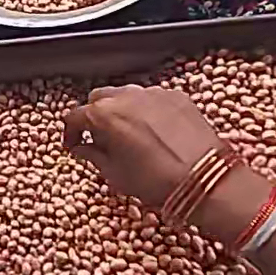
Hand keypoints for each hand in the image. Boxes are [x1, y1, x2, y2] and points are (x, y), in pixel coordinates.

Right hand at [62, 85, 230, 209]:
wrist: (205, 180)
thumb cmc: (156, 180)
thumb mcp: (114, 173)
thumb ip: (93, 155)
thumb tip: (83, 148)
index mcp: (103, 115)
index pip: (75, 116)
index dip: (70, 132)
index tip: (73, 144)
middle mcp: (126, 97)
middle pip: (98, 99)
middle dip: (94, 116)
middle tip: (98, 137)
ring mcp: (153, 94)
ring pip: (126, 95)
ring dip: (120, 110)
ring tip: (126, 133)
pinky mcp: (176, 96)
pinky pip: (152, 98)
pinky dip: (146, 110)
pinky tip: (152, 131)